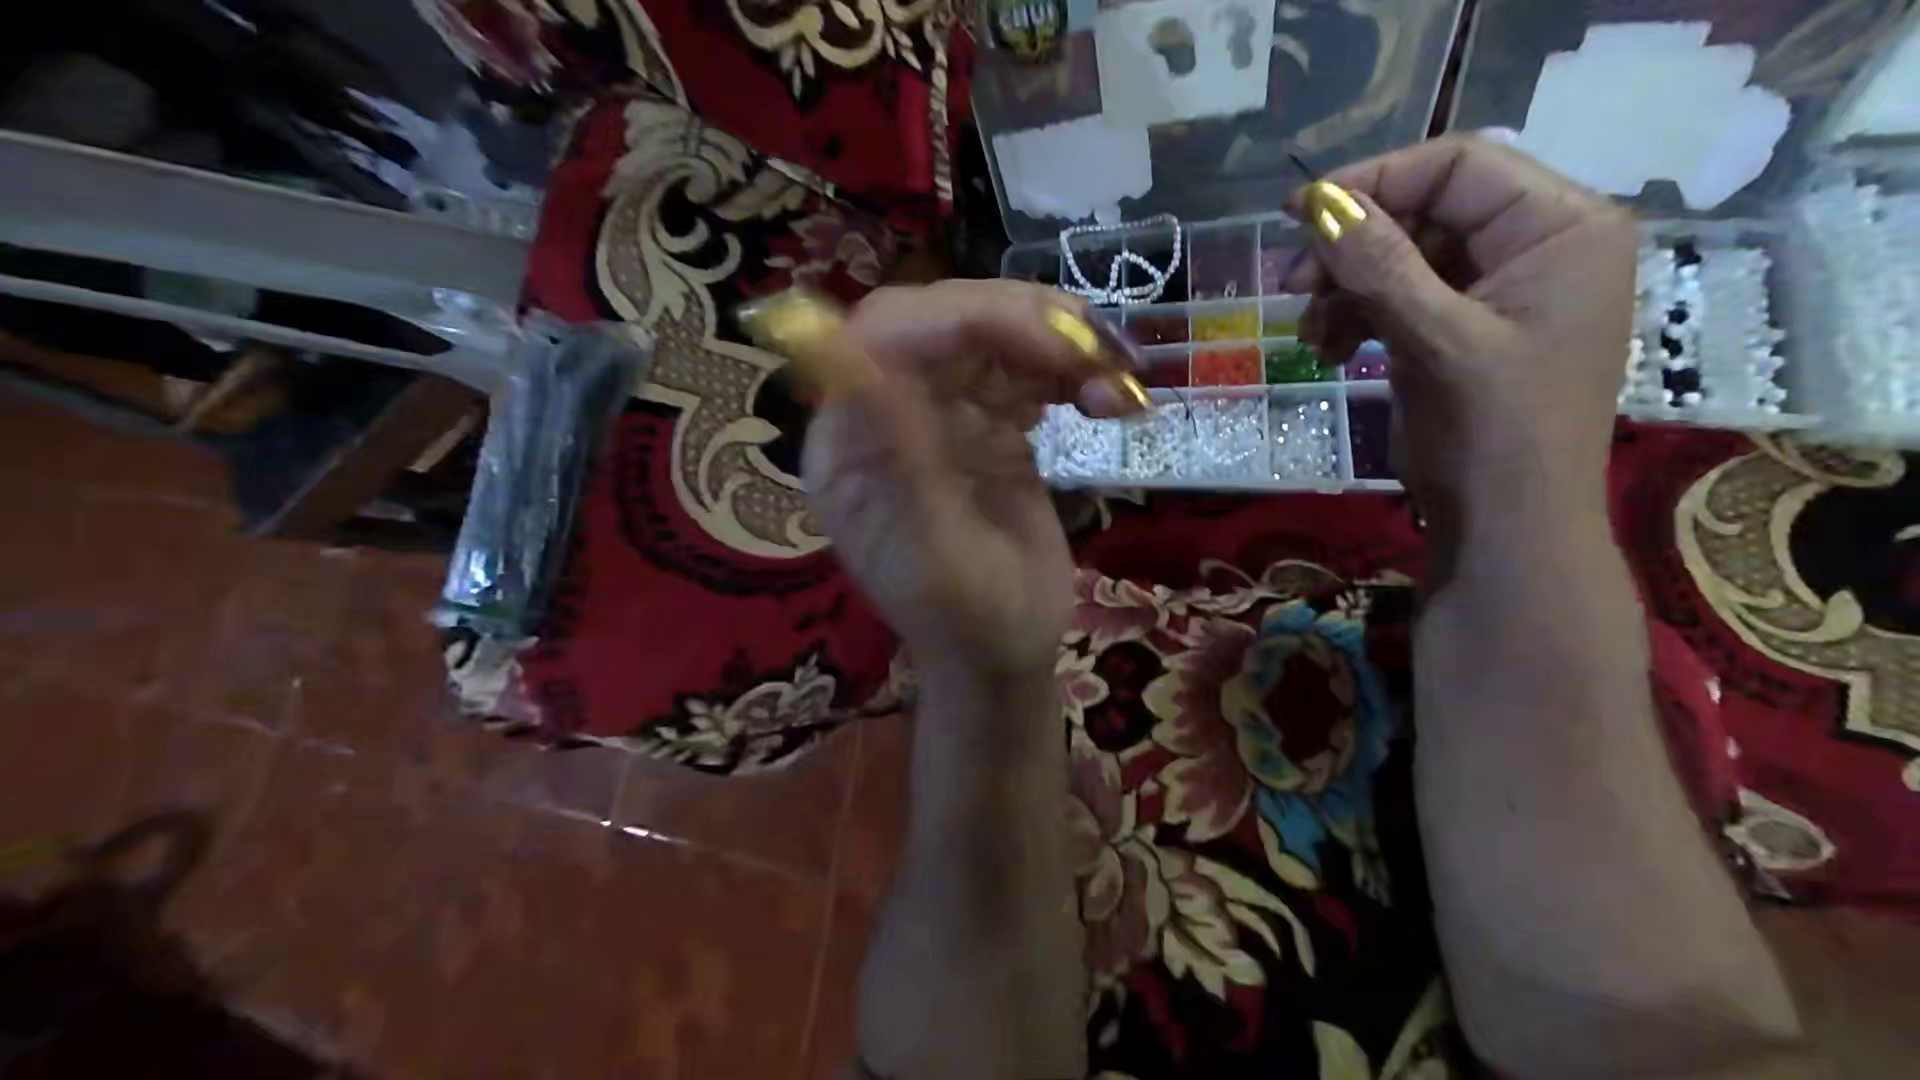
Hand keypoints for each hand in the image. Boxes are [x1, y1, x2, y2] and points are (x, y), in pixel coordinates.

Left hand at [800, 281, 1143, 676]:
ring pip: (991, 332)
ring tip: (1117, 382)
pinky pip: (1027, 368)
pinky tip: (1111, 400)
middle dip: (1022, 323)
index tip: (1048, 345)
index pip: (883, 341)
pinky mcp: (988, 423)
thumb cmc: (971, 625)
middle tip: (1095, 358)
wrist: (1006, 655)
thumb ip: (903, 465)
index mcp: (854, 449)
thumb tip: (859, 360)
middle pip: (941, 320)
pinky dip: (1074, 370)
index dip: (958, 320)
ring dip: (1059, 340)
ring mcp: (940, 415)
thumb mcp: (941, 562)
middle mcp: (888, 416)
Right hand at [1283, 134, 1637, 517]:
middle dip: (1351, 250)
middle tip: (1292, 286)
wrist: (1505, 522)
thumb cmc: (1492, 432)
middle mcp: (1535, 246)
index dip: (1375, 181)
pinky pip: (1398, 300)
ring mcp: (1495, 291)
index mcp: (1560, 228)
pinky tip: (1331, 351)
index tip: (1299, 213)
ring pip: (1401, 259)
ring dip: (1345, 291)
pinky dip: (1357, 318)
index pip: (1459, 166)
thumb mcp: (1437, 341)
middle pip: (1424, 213)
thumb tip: (1321, 205)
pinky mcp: (1461, 330)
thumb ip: (1381, 265)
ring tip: (1312, 336)